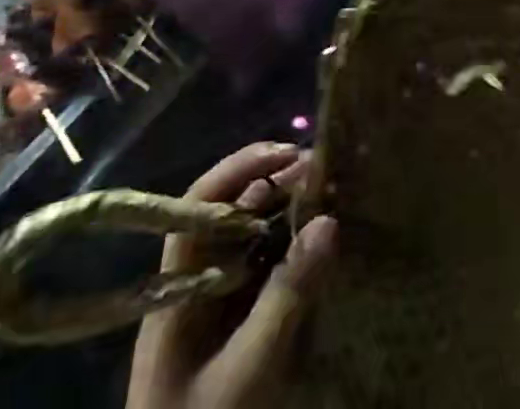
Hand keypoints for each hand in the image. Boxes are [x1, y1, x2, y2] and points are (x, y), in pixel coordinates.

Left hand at [127, 143, 337, 408]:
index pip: (198, 207)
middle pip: (231, 212)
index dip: (240, 170)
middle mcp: (198, 281)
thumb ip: (287, 295)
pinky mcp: (243, 315)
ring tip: (339, 192)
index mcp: (180, 288)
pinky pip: (271, 262)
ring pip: (255, 234)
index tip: (293, 152)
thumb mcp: (248, 365)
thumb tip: (329, 220)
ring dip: (294, 209)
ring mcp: (220, 299)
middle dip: (279, 182)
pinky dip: (300, 241)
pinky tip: (331, 236)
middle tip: (333, 169)